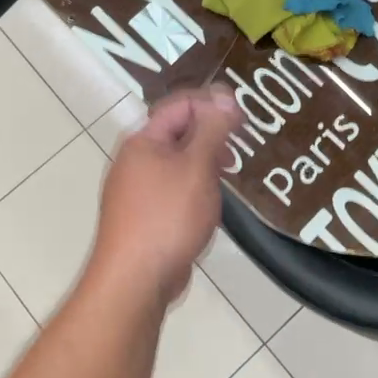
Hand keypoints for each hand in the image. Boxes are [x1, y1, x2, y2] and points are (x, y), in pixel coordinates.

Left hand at [89, 86, 243, 304]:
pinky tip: (208, 205)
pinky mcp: (142, 216)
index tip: (244, 120)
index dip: (213, 104)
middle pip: (177, 133)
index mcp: (143, 141)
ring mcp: (135, 191)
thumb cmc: (168, 217)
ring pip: (175, 163)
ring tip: (227, 177)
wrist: (134, 280)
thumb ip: (212, 130)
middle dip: (210, 135)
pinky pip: (172, 189)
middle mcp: (134, 161)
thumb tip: (224, 96)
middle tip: (239, 149)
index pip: (181, 105)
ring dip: (203, 163)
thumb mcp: (197, 167)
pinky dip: (193, 188)